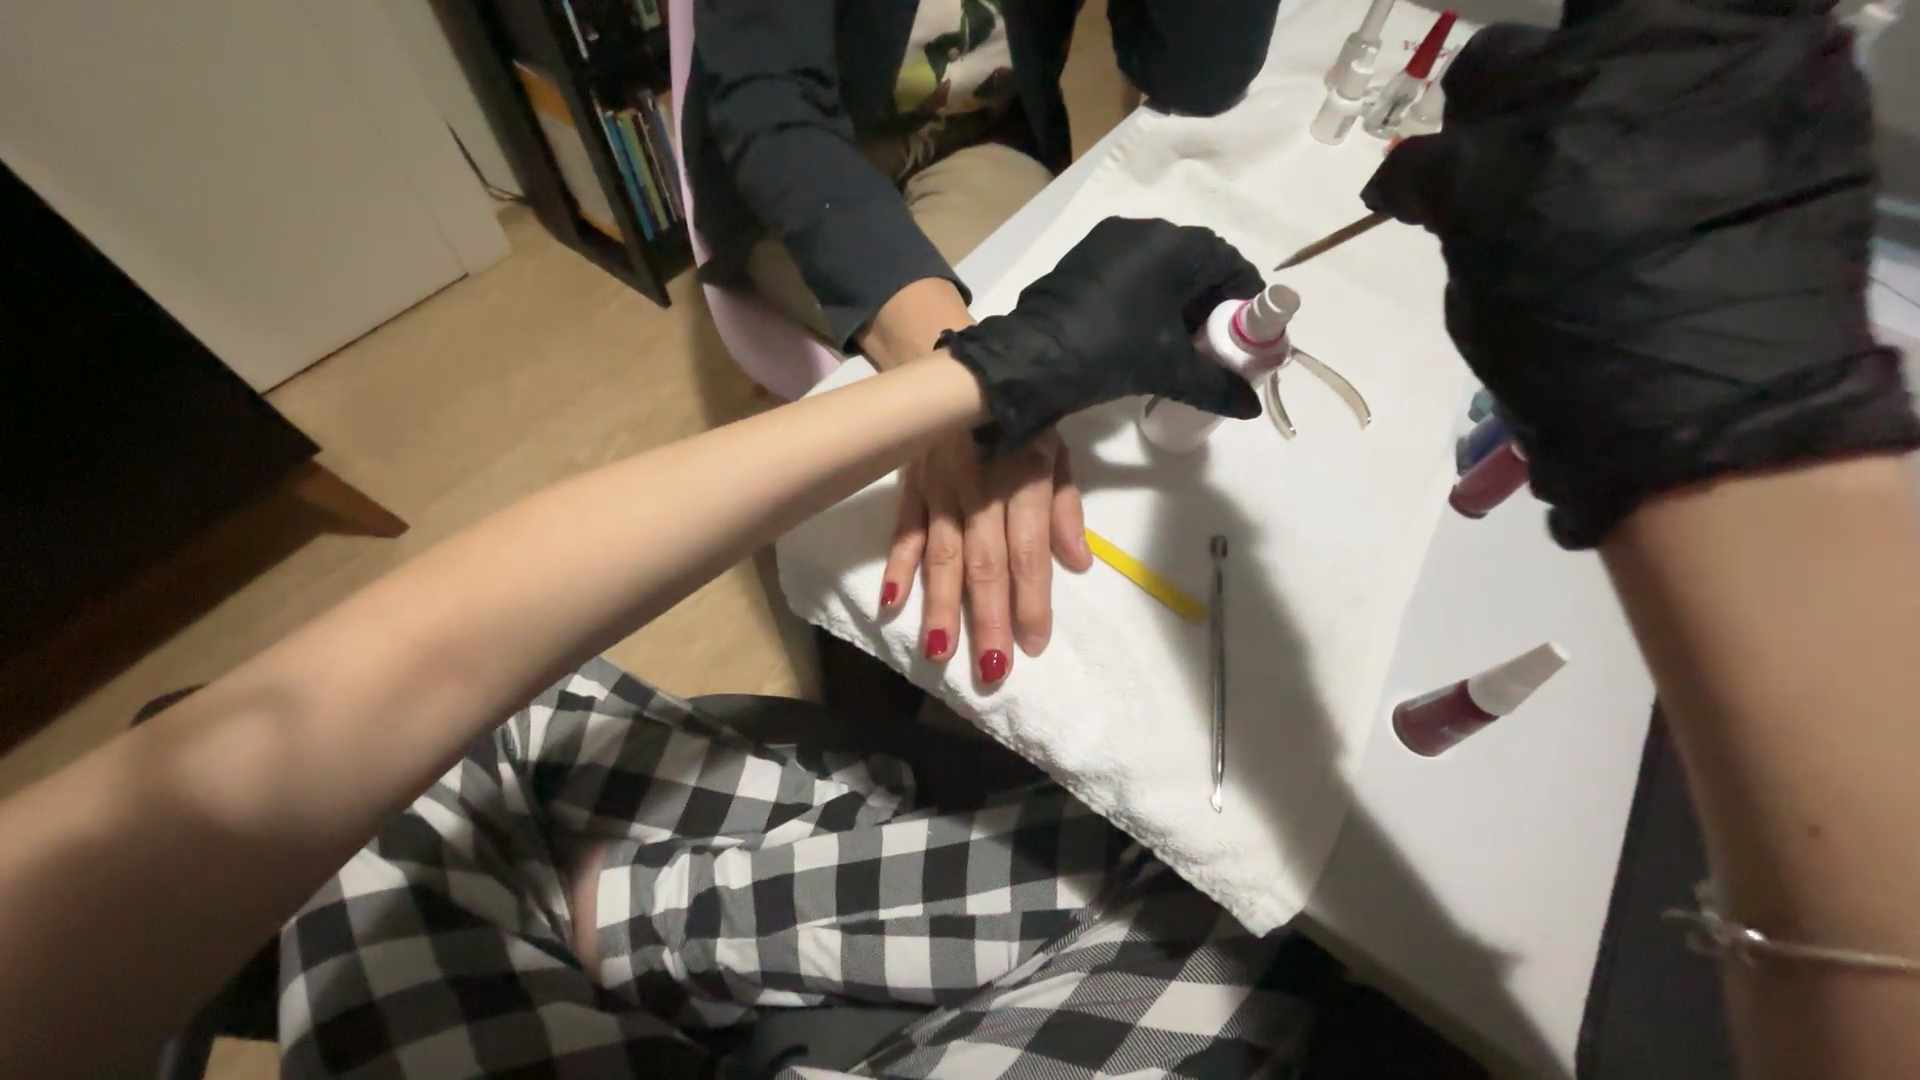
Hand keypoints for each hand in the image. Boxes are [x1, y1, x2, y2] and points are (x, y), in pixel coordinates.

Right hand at [881, 430, 1091, 682]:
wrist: (964, 370)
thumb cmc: (1022, 417)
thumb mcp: (1056, 451)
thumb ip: (1065, 508)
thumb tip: (1078, 565)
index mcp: (1023, 480)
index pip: (1028, 551)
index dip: (1031, 599)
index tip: (1033, 645)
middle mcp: (980, 489)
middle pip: (984, 562)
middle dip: (988, 616)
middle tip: (991, 669)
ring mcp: (939, 489)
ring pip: (941, 554)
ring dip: (940, 604)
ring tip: (940, 652)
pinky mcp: (910, 487)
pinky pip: (902, 531)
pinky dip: (896, 566)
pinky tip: (890, 604)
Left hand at [942, 217, 1264, 456]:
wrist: (1032, 358)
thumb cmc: (1110, 352)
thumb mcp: (1170, 371)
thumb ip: (1217, 386)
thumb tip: (1250, 408)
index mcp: (1175, 246)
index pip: (1231, 265)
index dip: (1244, 303)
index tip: (1246, 339)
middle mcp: (1145, 232)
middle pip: (1196, 266)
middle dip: (1210, 307)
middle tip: (1213, 348)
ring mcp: (1109, 242)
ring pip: (1161, 271)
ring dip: (1177, 304)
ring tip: (1179, 347)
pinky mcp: (1083, 259)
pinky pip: (1131, 274)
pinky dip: (1146, 300)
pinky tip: (1142, 335)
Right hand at [1362, 14, 1919, 547]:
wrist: (1714, 404)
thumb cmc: (1569, 372)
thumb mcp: (1480, 302)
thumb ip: (1467, 227)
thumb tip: (1469, 193)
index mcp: (1482, 174)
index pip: (1416, 158)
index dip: (1408, 185)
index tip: (1411, 201)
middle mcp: (1569, 100)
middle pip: (1498, 61)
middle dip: (1491, 107)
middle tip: (1514, 146)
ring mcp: (1679, 71)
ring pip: (1611, 10)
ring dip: (1590, 59)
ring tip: (1607, 107)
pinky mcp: (1782, 68)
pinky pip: (1740, 21)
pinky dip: (1704, 57)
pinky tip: (1691, 103)